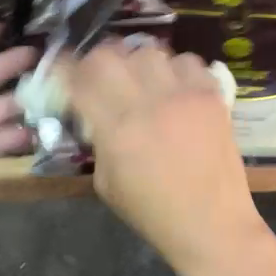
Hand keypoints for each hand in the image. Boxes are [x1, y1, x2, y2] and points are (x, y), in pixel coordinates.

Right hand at [65, 44, 268, 275]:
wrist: (212, 223)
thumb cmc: (153, 212)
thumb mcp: (105, 182)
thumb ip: (97, 140)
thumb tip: (91, 113)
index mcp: (116, 130)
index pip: (79, 79)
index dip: (65, 68)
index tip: (63, 68)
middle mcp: (148, 103)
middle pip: (110, 55)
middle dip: (97, 62)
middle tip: (99, 75)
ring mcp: (183, 95)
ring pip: (149, 51)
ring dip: (137, 63)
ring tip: (140, 81)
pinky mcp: (212, 95)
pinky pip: (188, 61)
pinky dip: (175, 69)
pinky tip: (174, 88)